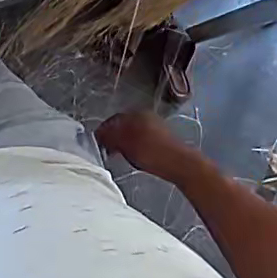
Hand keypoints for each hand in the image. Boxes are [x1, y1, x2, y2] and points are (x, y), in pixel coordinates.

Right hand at [96, 111, 210, 184]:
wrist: (179, 163)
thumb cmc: (152, 153)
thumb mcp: (127, 146)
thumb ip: (112, 138)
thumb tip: (101, 135)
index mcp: (137, 114)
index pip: (113, 119)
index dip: (103, 131)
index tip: (97, 141)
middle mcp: (146, 116)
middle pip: (122, 124)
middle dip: (112, 135)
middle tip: (105, 148)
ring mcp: (154, 125)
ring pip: (132, 130)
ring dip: (123, 140)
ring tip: (117, 153)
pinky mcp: (160, 136)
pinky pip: (141, 136)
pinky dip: (133, 143)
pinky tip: (132, 154)